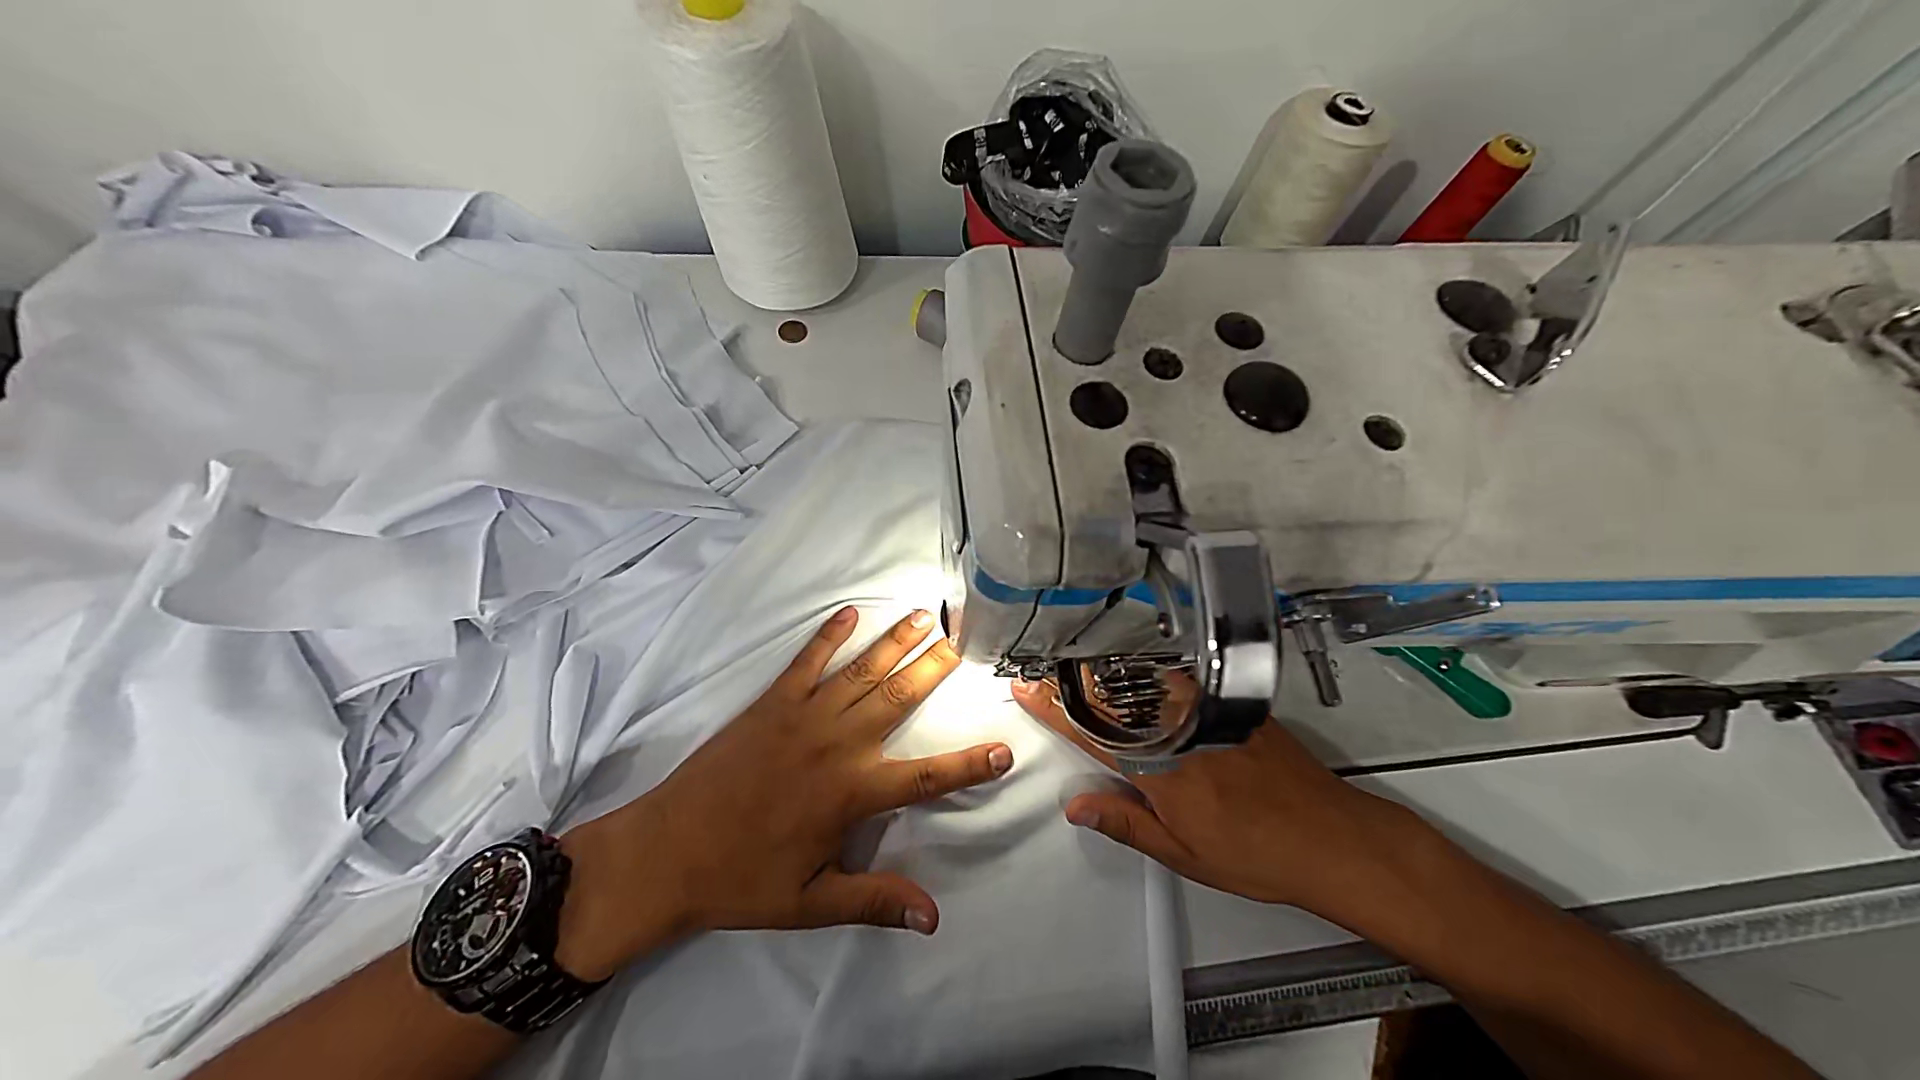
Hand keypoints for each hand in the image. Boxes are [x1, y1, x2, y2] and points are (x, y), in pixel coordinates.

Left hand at [555, 607, 1011, 978]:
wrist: (666, 852)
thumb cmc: (742, 879)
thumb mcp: (811, 903)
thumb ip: (874, 901)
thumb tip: (932, 917)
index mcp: (851, 794)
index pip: (925, 777)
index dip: (968, 764)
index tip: (1004, 748)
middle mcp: (835, 745)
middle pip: (897, 699)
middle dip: (934, 669)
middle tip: (963, 643)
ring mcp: (802, 717)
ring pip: (860, 672)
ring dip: (894, 642)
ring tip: (922, 617)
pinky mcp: (770, 703)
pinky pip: (806, 661)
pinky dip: (829, 635)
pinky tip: (849, 613)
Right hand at [1012, 676, 1441, 932]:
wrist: (1333, 839)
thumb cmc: (1262, 854)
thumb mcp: (1184, 854)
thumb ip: (1126, 822)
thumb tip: (1079, 807)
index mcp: (1160, 771)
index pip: (1091, 732)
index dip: (1053, 708)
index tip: (1029, 690)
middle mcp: (1180, 733)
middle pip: (1112, 697)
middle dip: (1072, 684)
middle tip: (1047, 678)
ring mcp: (1207, 714)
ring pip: (1144, 683)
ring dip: (1107, 677)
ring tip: (1082, 673)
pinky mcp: (1231, 707)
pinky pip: (1180, 681)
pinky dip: (1150, 676)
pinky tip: (1142, 676)